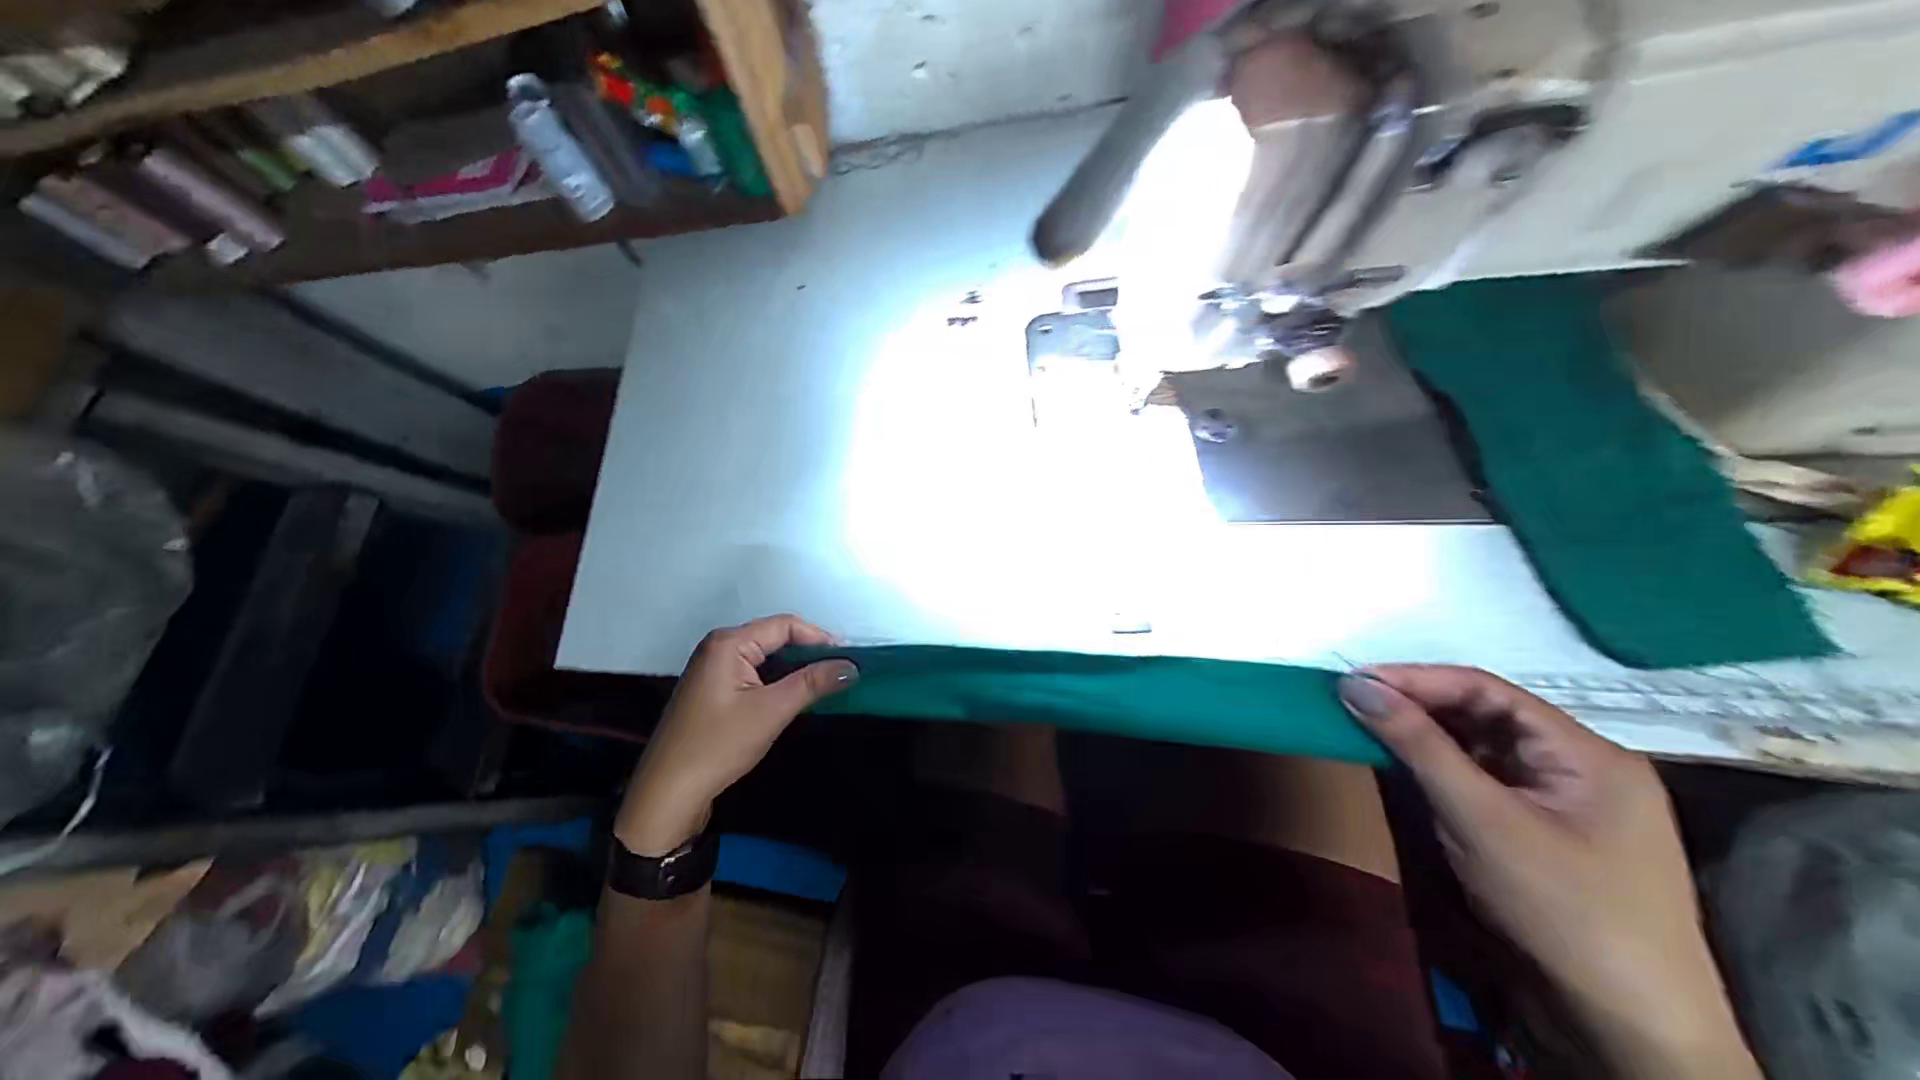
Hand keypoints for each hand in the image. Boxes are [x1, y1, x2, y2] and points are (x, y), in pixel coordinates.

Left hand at [615, 615, 857, 855]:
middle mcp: (719, 647)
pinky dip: (778, 680)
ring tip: (827, 682)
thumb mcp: (771, 711)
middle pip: (775, 637)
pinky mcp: (713, 689)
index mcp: (729, 643)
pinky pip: (754, 672)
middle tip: (843, 670)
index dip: (820, 638)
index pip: (785, 625)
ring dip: (796, 667)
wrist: (669, 792)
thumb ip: (812, 683)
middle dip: (810, 652)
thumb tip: (852, 666)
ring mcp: (713, 668)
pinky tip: (796, 694)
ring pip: (766, 656)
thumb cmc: (719, 744)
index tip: (851, 658)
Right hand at [1339, 665, 1759, 1079]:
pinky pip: (1485, 782)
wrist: (1627, 1028)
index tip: (1354, 679)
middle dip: (1418, 706)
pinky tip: (1404, 767)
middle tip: (1353, 701)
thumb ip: (1417, 745)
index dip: (1417, 679)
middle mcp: (1581, 766)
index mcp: (1587, 752)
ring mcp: (1564, 802)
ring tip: (1367, 726)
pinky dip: (1441, 770)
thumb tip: (1354, 683)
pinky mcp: (1544, 832)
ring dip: (1426, 738)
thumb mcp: (1480, 818)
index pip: (1488, 691)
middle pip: (1486, 716)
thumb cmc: (1561, 909)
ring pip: (1482, 749)